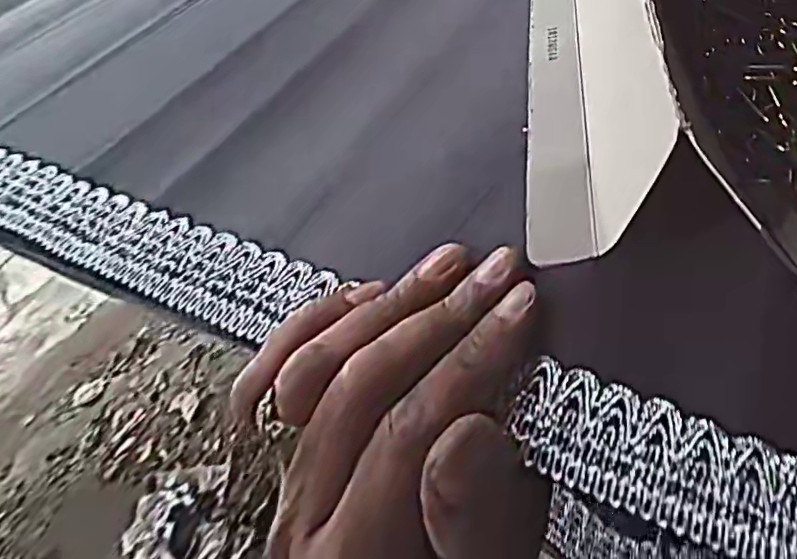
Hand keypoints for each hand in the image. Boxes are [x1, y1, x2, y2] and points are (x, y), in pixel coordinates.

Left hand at [230, 243, 547, 558]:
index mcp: (355, 554)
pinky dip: (324, 322)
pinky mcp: (283, 451)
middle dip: (446, 313)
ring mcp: (286, 479)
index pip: (410, 430)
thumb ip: (477, 515)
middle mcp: (302, 518)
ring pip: (318, 366)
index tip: (521, 305)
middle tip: (498, 272)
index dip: (475, 354)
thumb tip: (466, 432)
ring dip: (396, 302)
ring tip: (452, 266)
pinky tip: (375, 292)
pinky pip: (275, 373)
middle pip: (364, 385)